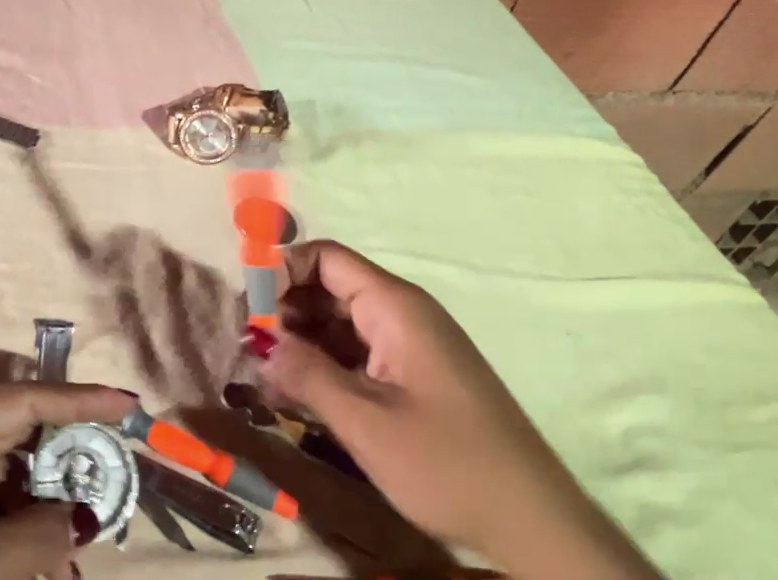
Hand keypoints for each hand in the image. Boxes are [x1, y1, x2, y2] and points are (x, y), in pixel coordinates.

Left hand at [0, 382, 134, 579]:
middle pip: (14, 435)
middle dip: (65, 459)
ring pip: (0, 478)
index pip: (22, 400)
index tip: (128, 404)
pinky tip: (43, 555)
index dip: (79, 401)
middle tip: (114, 478)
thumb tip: (78, 518)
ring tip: (83, 533)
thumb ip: (34, 539)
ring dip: (41, 504)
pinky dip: (14, 529)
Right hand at [255, 240, 662, 579]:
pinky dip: (323, 364)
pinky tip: (295, 392)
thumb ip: (307, 376)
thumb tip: (259, 341)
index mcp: (395, 307)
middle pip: (329, 286)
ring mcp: (408, 345)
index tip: (246, 309)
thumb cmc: (448, 463)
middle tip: (245, 345)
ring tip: (261, 372)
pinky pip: (356, 352)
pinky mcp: (412, 375)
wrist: (532, 518)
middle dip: (283, 309)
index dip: (281, 271)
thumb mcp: (366, 423)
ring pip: (339, 322)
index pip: (326, 258)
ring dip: (299, 340)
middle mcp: (401, 314)